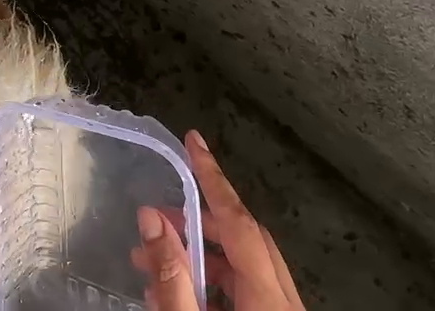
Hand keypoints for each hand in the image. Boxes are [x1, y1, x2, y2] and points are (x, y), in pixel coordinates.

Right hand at [131, 131, 305, 310]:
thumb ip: (171, 274)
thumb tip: (150, 216)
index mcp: (269, 297)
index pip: (239, 220)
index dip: (213, 178)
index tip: (194, 140)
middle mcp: (284, 302)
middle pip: (245, 239)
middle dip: (200, 219)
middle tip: (160, 215)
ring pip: (246, 268)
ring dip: (202, 256)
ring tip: (154, 262)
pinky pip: (249, 292)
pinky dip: (214, 283)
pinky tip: (178, 293)